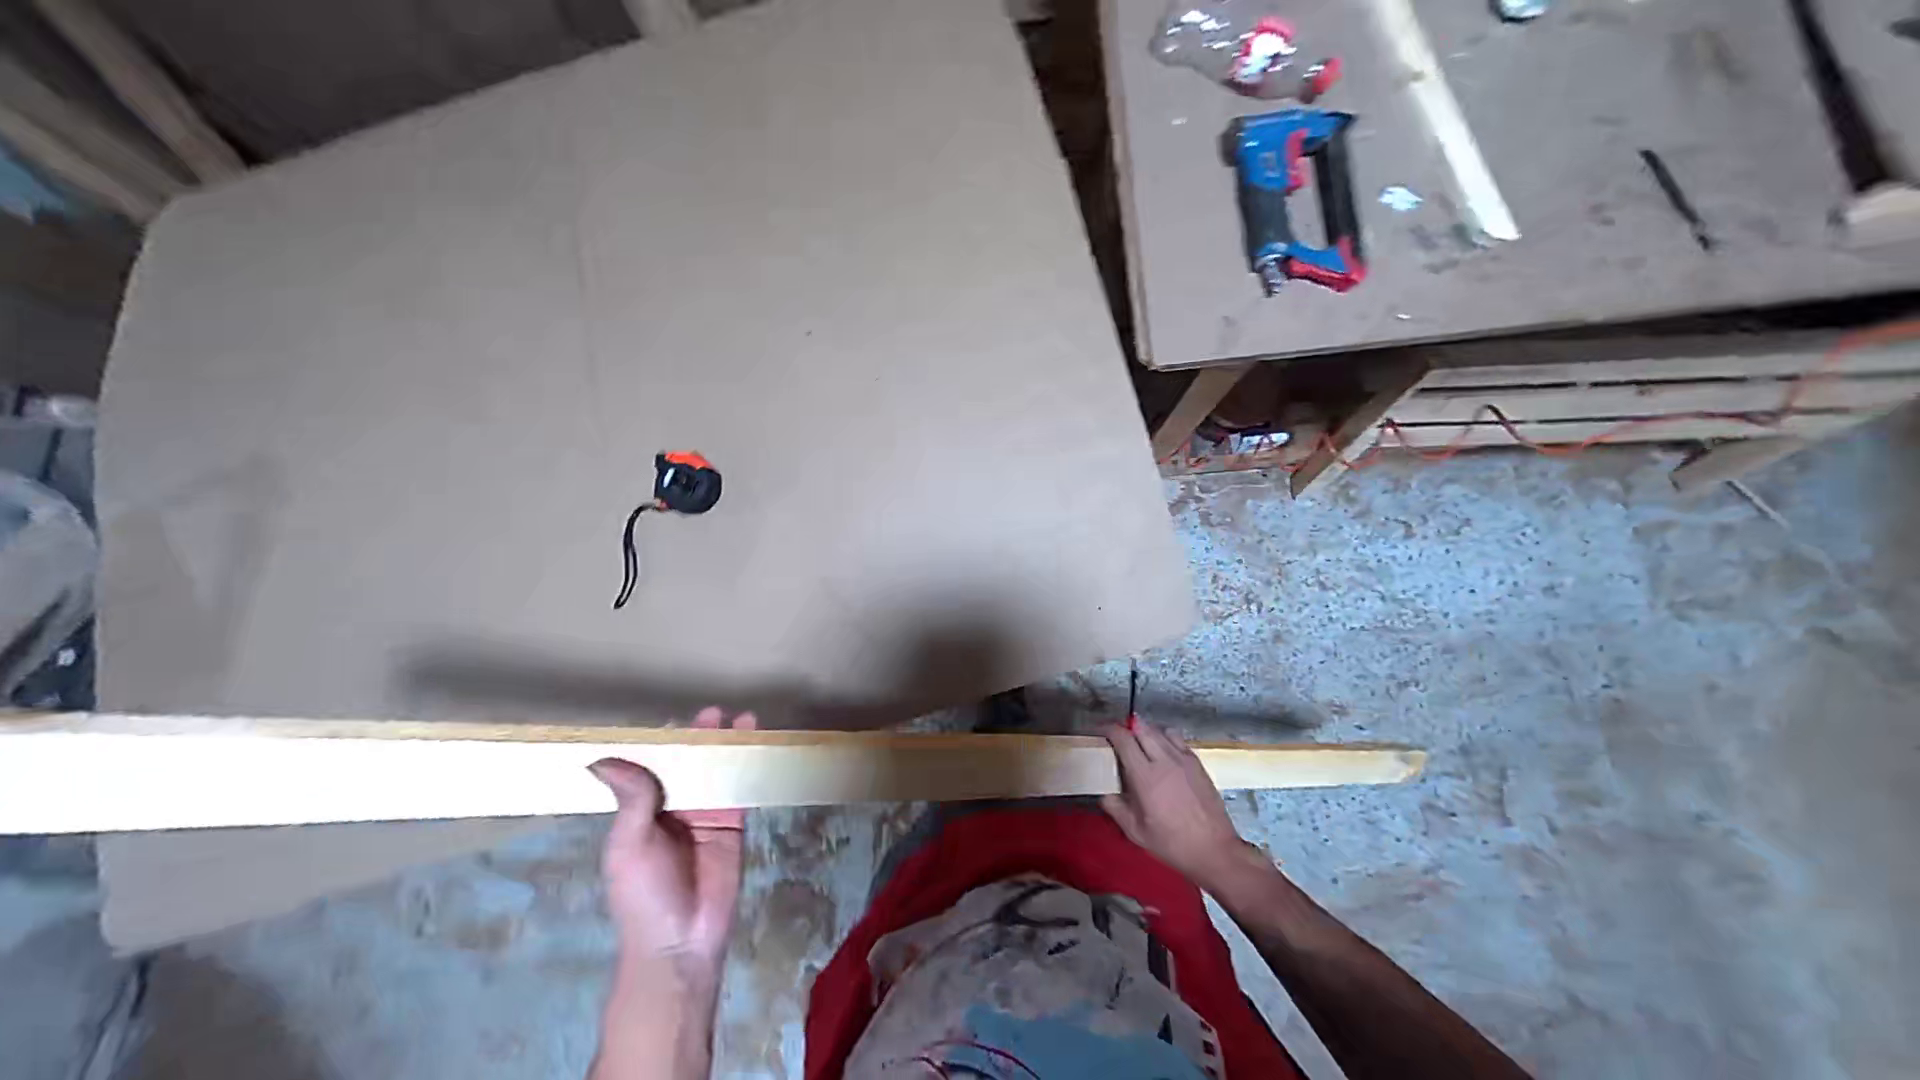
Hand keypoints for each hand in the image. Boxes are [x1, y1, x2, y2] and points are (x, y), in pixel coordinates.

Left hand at [589, 707, 754, 980]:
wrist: (680, 941)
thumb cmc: (643, 893)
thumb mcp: (629, 844)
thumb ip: (631, 799)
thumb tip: (604, 758)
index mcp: (642, 810)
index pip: (653, 767)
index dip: (663, 742)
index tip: (672, 719)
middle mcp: (676, 806)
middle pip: (690, 762)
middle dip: (701, 737)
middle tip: (713, 712)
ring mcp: (707, 813)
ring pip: (718, 770)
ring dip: (728, 745)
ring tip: (742, 719)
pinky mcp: (733, 823)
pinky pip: (741, 788)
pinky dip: (750, 766)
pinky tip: (759, 746)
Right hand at [1100, 719, 1263, 891]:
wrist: (1214, 850)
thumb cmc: (1172, 843)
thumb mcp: (1136, 832)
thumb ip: (1116, 809)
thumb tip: (1105, 794)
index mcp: (1145, 777)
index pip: (1124, 740)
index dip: (1110, 730)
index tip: (1102, 731)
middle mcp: (1164, 761)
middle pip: (1142, 728)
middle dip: (1127, 727)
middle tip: (1119, 737)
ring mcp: (1184, 760)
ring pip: (1161, 730)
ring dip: (1147, 731)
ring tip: (1141, 743)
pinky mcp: (1198, 763)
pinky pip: (1178, 740)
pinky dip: (1166, 739)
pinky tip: (1164, 754)